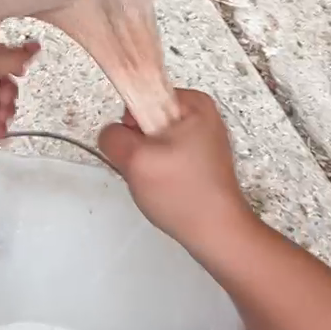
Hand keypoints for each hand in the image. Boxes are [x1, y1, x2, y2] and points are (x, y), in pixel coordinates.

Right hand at [97, 90, 254, 248]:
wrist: (218, 234)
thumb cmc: (185, 195)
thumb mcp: (135, 159)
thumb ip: (112, 136)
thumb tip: (112, 135)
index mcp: (193, 102)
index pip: (141, 95)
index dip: (130, 123)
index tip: (138, 145)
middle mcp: (201, 114)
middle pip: (145, 117)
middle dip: (138, 144)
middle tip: (148, 167)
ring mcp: (202, 137)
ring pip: (151, 138)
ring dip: (146, 159)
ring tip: (158, 180)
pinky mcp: (199, 158)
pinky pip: (163, 154)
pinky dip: (158, 169)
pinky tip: (166, 186)